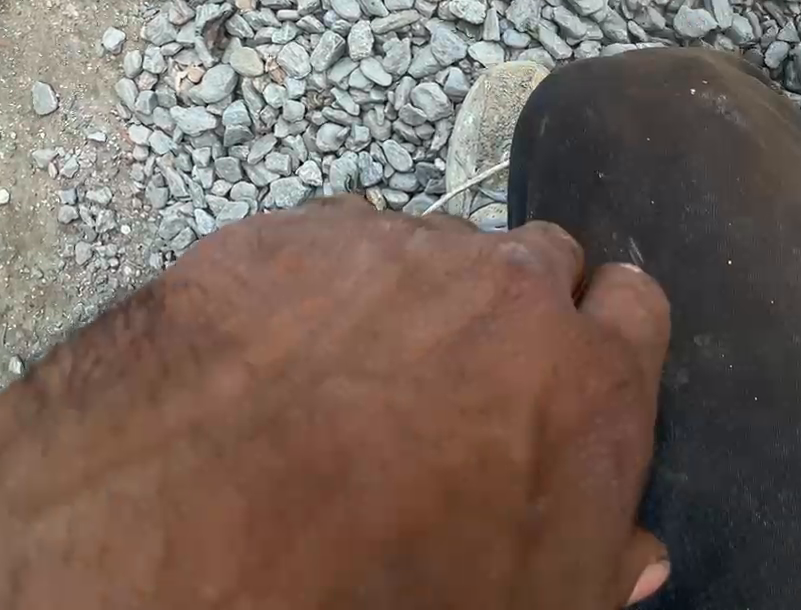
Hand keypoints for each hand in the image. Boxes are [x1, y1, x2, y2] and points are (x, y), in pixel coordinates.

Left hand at [0, 197, 671, 609]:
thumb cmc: (375, 607)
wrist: (158, 567)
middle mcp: (505, 286)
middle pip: (544, 260)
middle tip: (462, 375)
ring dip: (420, 293)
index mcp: (583, 377)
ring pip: (439, 247)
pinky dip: (329, 280)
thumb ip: (597, 564)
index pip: (635, 304)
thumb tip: (641, 548)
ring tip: (351, 370)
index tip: (575, 366)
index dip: (607, 335)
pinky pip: (340, 239)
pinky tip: (276, 349)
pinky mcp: (294, 229)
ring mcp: (396, 245)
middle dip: (519, 307)